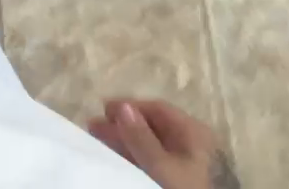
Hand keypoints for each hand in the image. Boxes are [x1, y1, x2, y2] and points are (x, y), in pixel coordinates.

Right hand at [86, 98, 235, 188]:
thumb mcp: (162, 167)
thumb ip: (141, 137)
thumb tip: (122, 107)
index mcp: (194, 132)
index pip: (157, 109)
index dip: (128, 107)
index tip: (102, 112)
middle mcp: (194, 144)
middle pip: (153, 127)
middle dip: (123, 127)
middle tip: (94, 129)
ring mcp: (192, 166)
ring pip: (153, 147)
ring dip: (127, 144)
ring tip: (101, 146)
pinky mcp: (185, 182)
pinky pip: (157, 164)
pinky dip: (137, 160)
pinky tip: (121, 163)